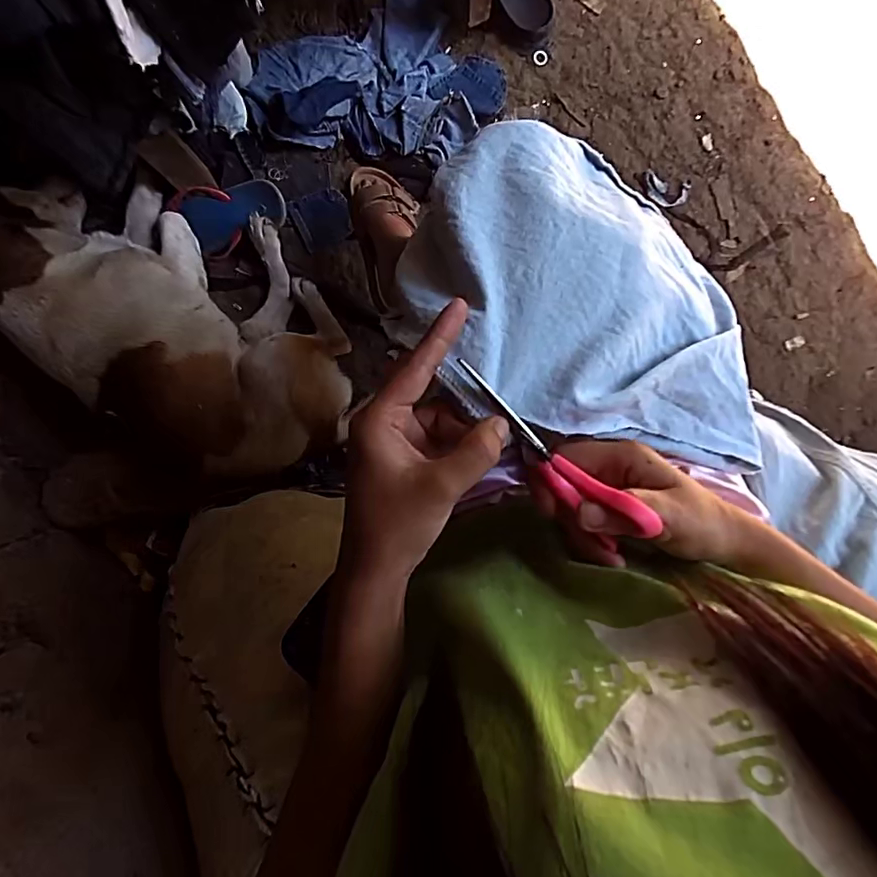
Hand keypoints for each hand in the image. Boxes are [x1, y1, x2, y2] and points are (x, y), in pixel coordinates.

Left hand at [341, 298, 507, 576]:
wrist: (376, 569)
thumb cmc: (397, 526)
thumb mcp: (441, 487)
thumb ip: (475, 452)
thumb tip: (500, 423)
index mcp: (380, 420)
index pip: (415, 369)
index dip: (439, 337)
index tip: (459, 306)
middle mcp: (384, 423)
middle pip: (433, 398)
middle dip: (465, 407)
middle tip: (496, 408)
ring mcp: (395, 441)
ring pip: (440, 421)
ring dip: (466, 432)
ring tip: (493, 446)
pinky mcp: (405, 459)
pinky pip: (439, 440)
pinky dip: (461, 447)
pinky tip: (481, 458)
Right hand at [529, 438, 764, 568]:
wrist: (725, 542)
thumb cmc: (702, 522)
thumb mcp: (668, 516)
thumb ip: (624, 510)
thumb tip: (579, 511)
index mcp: (621, 456)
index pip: (565, 457)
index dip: (550, 482)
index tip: (554, 514)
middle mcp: (610, 467)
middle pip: (563, 486)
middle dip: (572, 520)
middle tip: (598, 548)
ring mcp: (609, 488)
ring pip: (571, 508)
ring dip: (583, 537)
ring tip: (612, 556)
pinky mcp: (611, 508)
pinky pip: (584, 522)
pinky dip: (591, 541)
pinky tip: (613, 554)